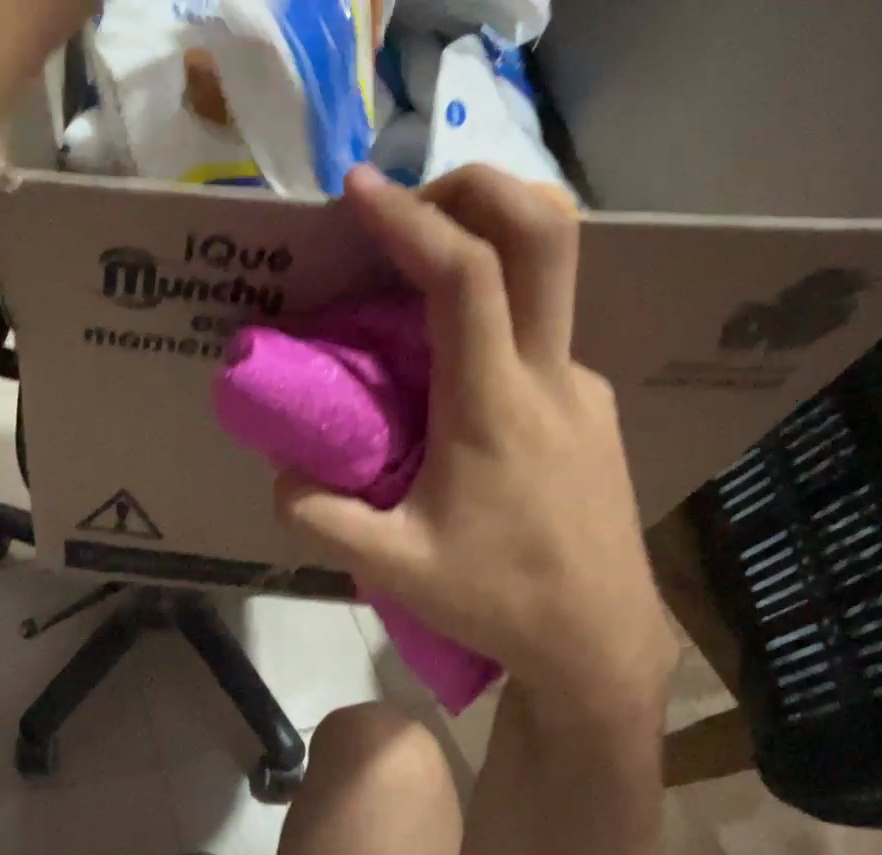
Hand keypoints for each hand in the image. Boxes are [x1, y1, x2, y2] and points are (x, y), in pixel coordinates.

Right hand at [278, 165, 671, 696]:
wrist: (600, 641)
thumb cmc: (496, 600)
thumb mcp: (388, 566)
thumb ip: (317, 517)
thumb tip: (281, 474)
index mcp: (493, 405)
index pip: (465, 277)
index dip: (410, 220)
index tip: (358, 189)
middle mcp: (550, 376)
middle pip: (545, 231)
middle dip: (476, 185)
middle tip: (408, 199)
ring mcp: (580, 387)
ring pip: (548, 277)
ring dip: (485, 244)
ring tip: (413, 276)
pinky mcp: (589, 406)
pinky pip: (539, 334)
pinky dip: (492, 314)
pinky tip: (448, 370)